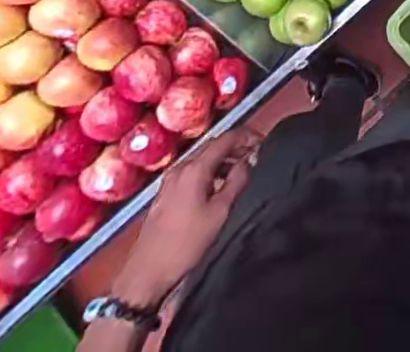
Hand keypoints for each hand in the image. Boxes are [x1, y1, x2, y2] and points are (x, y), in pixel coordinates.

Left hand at [108, 127, 257, 306]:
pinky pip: (192, 171)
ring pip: (202, 158)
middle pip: (212, 145)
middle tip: (254, 155)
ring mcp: (170, 179)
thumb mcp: (219, 213)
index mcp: (195, 168)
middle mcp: (181, 167)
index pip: (225, 139)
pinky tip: (218, 186)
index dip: (246, 136)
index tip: (263, 141)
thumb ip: (237, 182)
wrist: (146, 272)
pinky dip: (210, 170)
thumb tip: (249, 161)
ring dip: (222, 159)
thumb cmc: (187, 243)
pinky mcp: (166, 192)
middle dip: (235, 146)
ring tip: (240, 170)